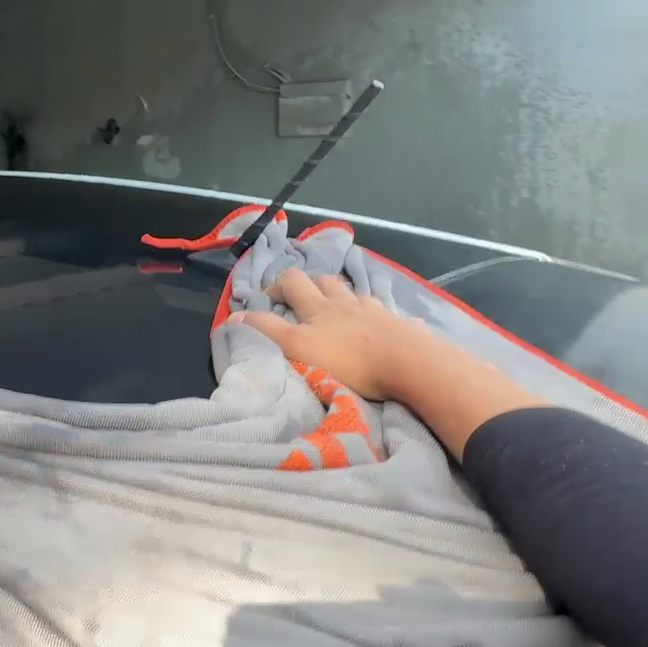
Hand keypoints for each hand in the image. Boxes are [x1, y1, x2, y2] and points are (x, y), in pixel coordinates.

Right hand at [231, 268, 436, 401]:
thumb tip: (233, 316)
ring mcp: (378, 311)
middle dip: (311, 285)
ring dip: (344, 296)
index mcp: (319, 306)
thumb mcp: (297, 347)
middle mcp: (347, 302)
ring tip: (339, 309)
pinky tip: (384, 324)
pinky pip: (390, 314)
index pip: (292, 281)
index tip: (269, 301)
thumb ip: (266, 331)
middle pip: (326, 280)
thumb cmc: (350, 359)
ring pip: (356, 293)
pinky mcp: (403, 326)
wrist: (414, 366)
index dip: (277, 285)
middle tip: (303, 301)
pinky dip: (381, 315)